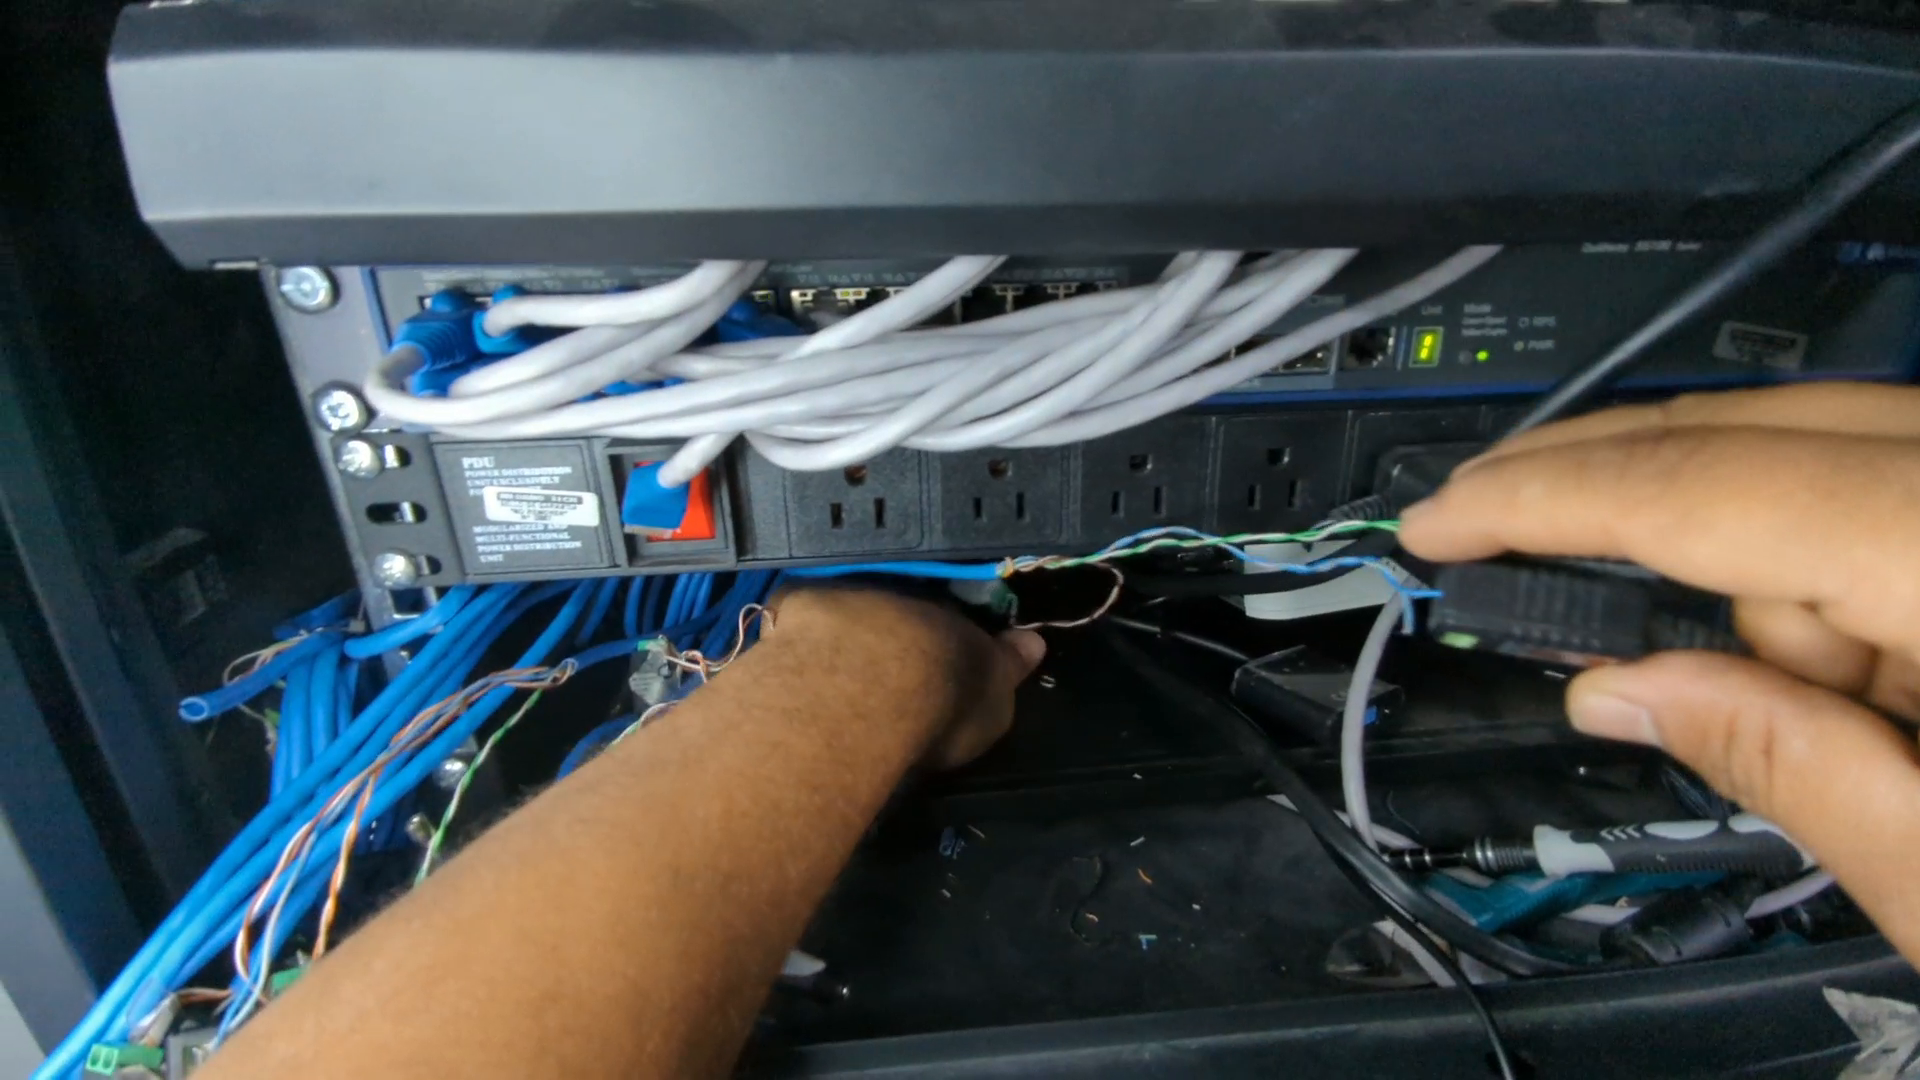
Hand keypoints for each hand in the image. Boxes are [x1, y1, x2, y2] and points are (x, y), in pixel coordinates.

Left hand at [767, 588, 1046, 767]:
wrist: (863, 688)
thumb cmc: (941, 698)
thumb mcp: (993, 696)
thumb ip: (1009, 665)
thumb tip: (1034, 641)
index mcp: (950, 614)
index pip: (957, 617)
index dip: (951, 635)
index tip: (944, 652)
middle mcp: (900, 593)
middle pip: (901, 607)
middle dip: (897, 627)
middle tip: (888, 658)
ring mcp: (846, 594)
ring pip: (852, 606)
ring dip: (849, 626)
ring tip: (840, 662)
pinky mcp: (795, 606)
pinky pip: (800, 615)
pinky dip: (799, 629)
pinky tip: (794, 654)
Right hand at [1398, 383, 1919, 961]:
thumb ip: (1802, 778)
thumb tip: (1616, 693)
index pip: (1716, 490)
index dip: (1541, 498)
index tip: (1434, 522)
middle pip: (1768, 430)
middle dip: (1601, 488)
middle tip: (1482, 524)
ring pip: (1838, 472)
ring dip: (1768, 585)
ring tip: (1834, 712)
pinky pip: (1910, 509)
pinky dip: (1854, 591)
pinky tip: (1903, 682)